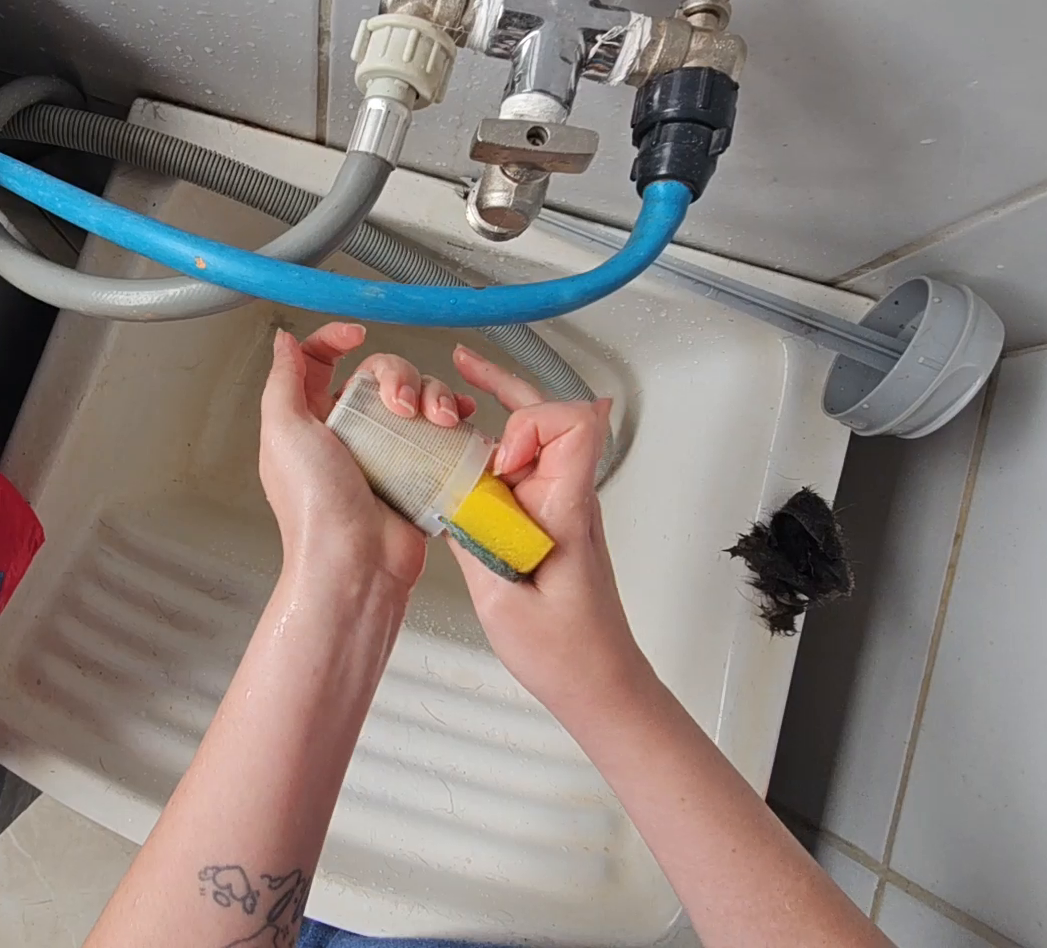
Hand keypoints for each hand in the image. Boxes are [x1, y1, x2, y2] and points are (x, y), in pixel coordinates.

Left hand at [259, 323, 475, 593]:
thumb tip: (283, 340)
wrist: (356, 563)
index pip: (319, 360)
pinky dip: (453, 416)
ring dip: (431, 394)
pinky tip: (460, 419)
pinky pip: (439, 428)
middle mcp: (346, 429)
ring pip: (413, 396)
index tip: (356, 334)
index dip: (335, 338)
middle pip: (377, 373)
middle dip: (398, 374)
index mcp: (308, 417)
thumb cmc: (315, 506)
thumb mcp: (283, 432)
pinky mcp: (416, 467)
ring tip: (440, 419)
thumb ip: (282, 380)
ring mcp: (384, 448)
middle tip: (402, 404)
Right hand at [447, 345, 644, 713]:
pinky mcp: (547, 519)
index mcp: (566, 508)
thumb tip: (446, 489)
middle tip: (461, 362)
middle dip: (504, 384)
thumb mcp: (500, 596)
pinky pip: (523, 468)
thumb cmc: (563, 652)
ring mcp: (558, 506)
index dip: (528, 425)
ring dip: (497, 410)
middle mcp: (567, 496)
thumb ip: (472, 534)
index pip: (573, 425)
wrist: (600, 684)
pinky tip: (463, 448)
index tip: (498, 462)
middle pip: (552, 416)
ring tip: (452, 394)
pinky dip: (492, 448)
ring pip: (535, 438)